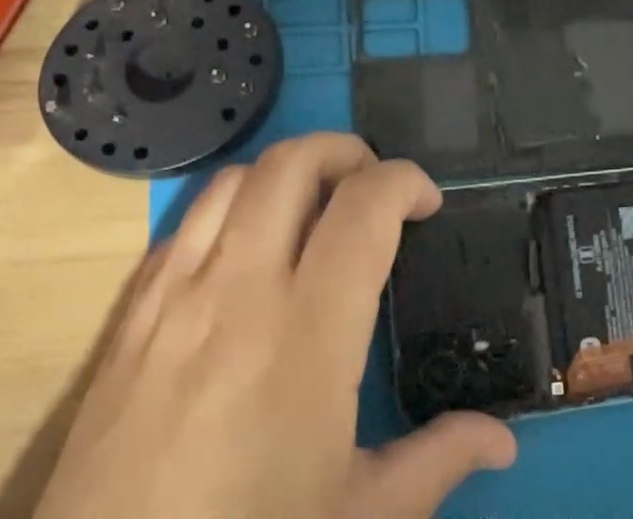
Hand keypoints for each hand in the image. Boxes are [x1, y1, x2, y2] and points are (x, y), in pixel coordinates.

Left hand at [34, 133, 515, 518]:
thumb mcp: (358, 516)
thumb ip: (436, 461)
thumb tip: (501, 441)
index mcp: (309, 332)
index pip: (363, 208)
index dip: (404, 182)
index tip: (427, 201)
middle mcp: (240, 289)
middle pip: (291, 165)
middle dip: (343, 152)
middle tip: (372, 183)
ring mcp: (175, 293)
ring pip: (232, 180)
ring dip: (283, 172)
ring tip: (312, 204)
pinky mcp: (130, 313)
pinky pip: (184, 224)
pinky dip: (227, 209)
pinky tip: (242, 250)